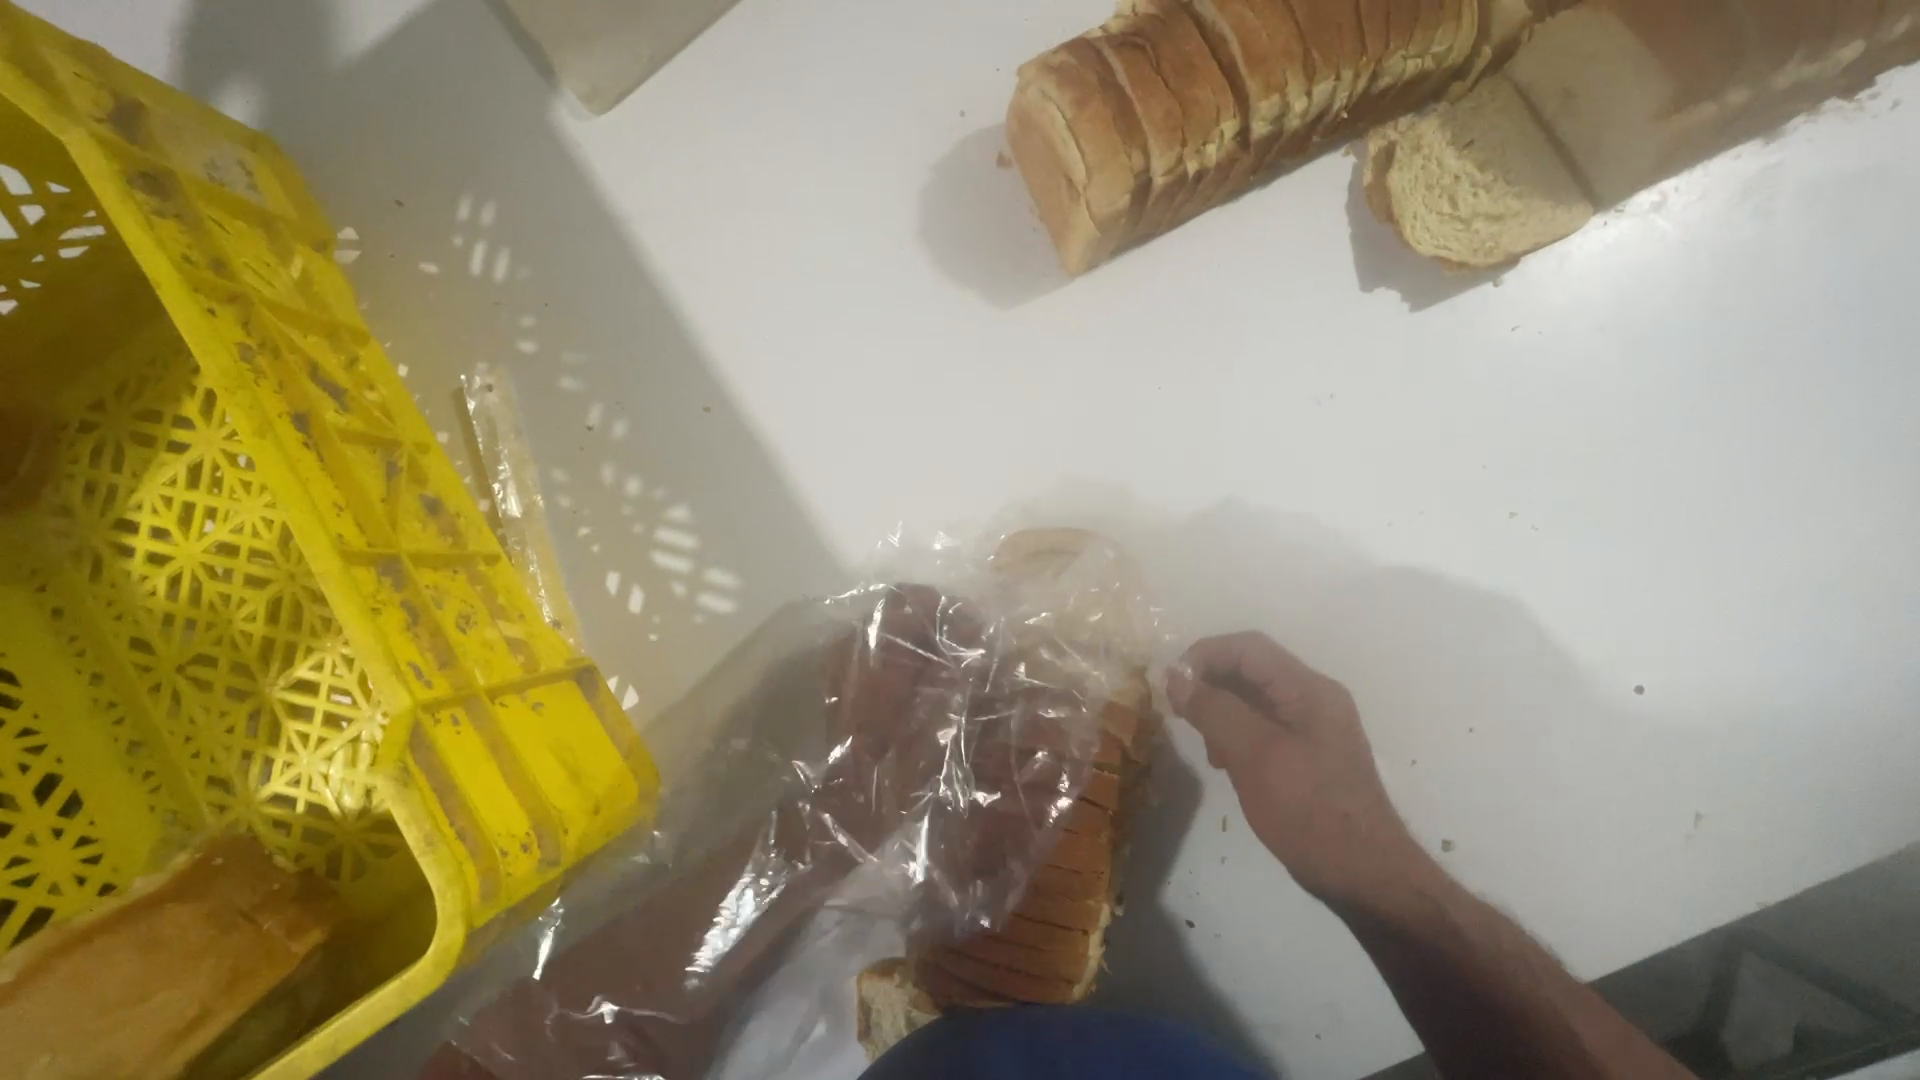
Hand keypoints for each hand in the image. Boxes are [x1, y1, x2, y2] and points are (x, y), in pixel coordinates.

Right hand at [1167, 632, 1424, 904]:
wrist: (1363, 876)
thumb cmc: (1309, 810)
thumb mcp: (1255, 755)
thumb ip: (1215, 710)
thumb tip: (1176, 678)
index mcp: (1309, 690)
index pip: (1247, 648)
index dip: (1203, 655)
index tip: (1171, 685)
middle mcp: (1313, 699)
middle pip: (1250, 670)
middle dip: (1210, 685)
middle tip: (1181, 715)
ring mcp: (1311, 728)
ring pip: (1252, 699)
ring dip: (1220, 712)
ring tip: (1205, 746)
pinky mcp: (1305, 754)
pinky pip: (1261, 726)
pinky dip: (1235, 735)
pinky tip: (1224, 764)